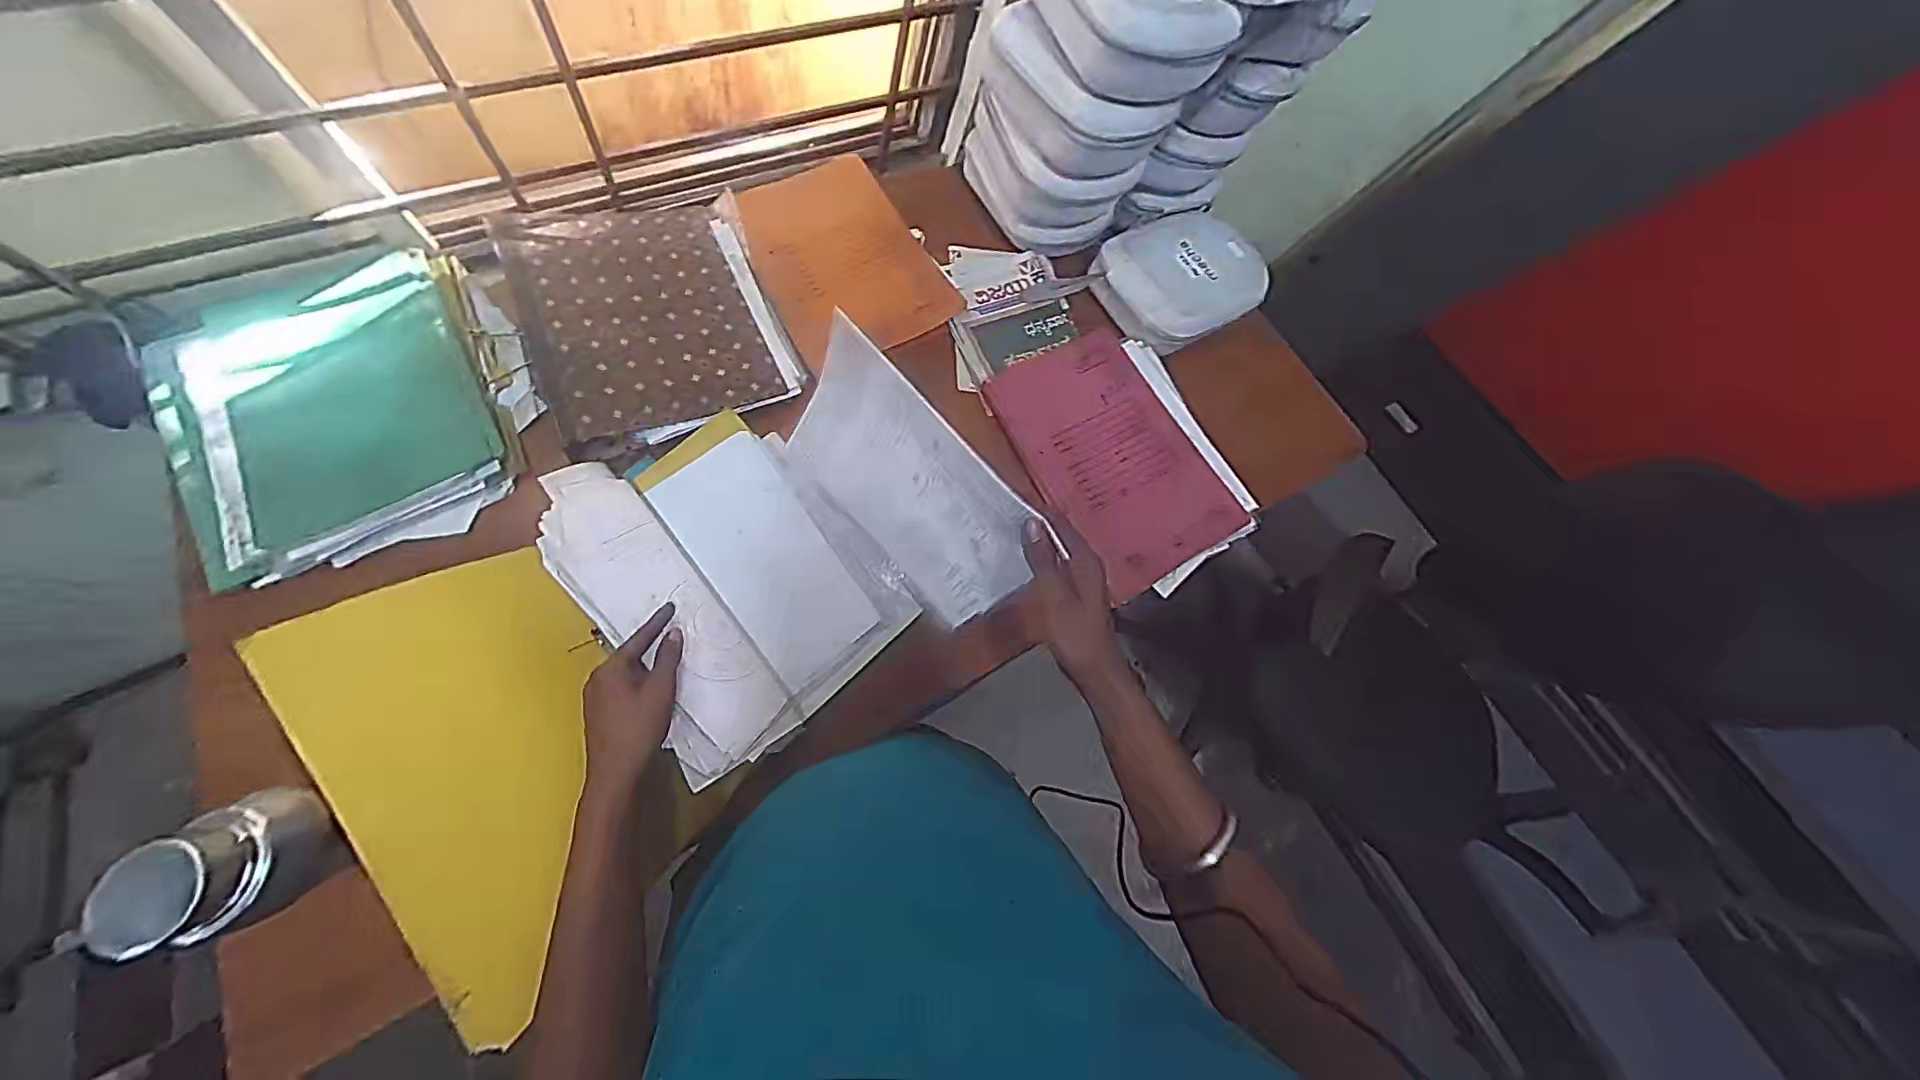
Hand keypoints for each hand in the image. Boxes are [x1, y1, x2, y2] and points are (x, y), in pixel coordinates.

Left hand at [581, 602, 682, 793]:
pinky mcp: (598, 714)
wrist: (616, 772)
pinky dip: (639, 685)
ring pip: (626, 674)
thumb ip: (667, 658)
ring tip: (666, 670)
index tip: (670, 608)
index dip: (657, 624)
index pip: (638, 639)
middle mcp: (597, 679)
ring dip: (646, 670)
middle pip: (630, 656)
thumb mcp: (661, 689)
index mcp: (610, 669)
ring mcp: (595, 698)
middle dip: (651, 650)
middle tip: (672, 641)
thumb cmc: (639, 728)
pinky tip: (652, 695)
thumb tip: (672, 634)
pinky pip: (621, 688)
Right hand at [1021, 515, 1127, 690]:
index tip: (1016, 500)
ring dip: (1039, 541)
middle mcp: (1087, 565)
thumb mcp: (1054, 595)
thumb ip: (1043, 560)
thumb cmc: (1077, 636)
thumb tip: (1033, 525)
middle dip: (1039, 523)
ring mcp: (1084, 579)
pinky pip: (1057, 565)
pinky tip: (1027, 564)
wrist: (1095, 669)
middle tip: (1009, 513)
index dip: (1040, 511)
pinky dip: (1042, 559)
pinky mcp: (1077, 592)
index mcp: (1085, 561)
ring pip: (1059, 549)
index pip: (1062, 524)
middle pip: (1062, 534)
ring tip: (1013, 533)